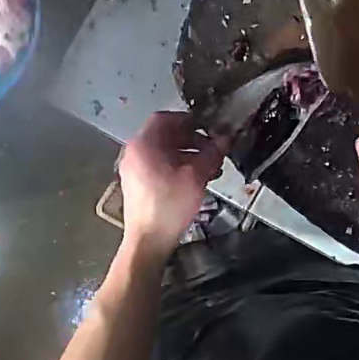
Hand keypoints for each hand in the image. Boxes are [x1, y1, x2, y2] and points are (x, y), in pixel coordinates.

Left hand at [119, 111, 224, 258]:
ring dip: (187, 153)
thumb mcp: (196, 176)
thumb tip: (225, 139)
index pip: (165, 118)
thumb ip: (211, 153)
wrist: (149, 241)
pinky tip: (195, 178)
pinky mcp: (137, 184)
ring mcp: (134, 169)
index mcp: (144, 145)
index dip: (188, 119)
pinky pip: (158, 165)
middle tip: (212, 147)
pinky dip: (177, 165)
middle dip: (191, 139)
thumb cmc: (169, 206)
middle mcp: (135, 153)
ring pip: (163, 151)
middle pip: (164, 135)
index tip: (207, 126)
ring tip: (209, 166)